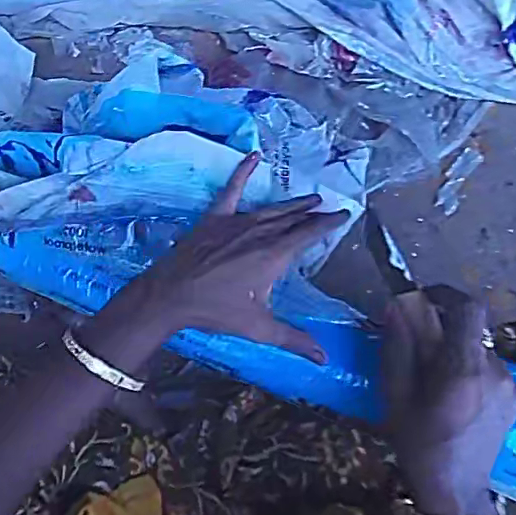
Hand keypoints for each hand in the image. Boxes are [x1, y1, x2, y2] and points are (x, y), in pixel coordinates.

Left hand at [105, 151, 349, 362]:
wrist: (171, 295)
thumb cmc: (215, 311)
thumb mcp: (259, 328)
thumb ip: (293, 338)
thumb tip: (324, 358)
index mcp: (274, 255)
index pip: (309, 234)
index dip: (329, 224)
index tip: (344, 215)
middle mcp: (259, 232)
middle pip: (293, 218)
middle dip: (313, 213)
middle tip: (329, 207)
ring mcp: (236, 221)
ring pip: (271, 208)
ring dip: (292, 203)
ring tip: (309, 197)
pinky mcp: (215, 218)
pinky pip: (232, 189)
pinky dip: (243, 171)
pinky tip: (254, 156)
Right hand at [381, 287, 515, 514]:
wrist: (456, 492)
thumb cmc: (419, 442)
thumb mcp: (396, 394)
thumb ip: (398, 346)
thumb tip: (397, 304)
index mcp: (464, 368)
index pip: (468, 308)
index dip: (446, 293)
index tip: (424, 298)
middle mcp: (496, 370)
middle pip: (471, 328)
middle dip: (443, 328)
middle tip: (418, 347)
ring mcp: (512, 385)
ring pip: (479, 348)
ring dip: (456, 351)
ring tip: (435, 379)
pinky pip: (490, 367)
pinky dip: (471, 369)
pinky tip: (456, 396)